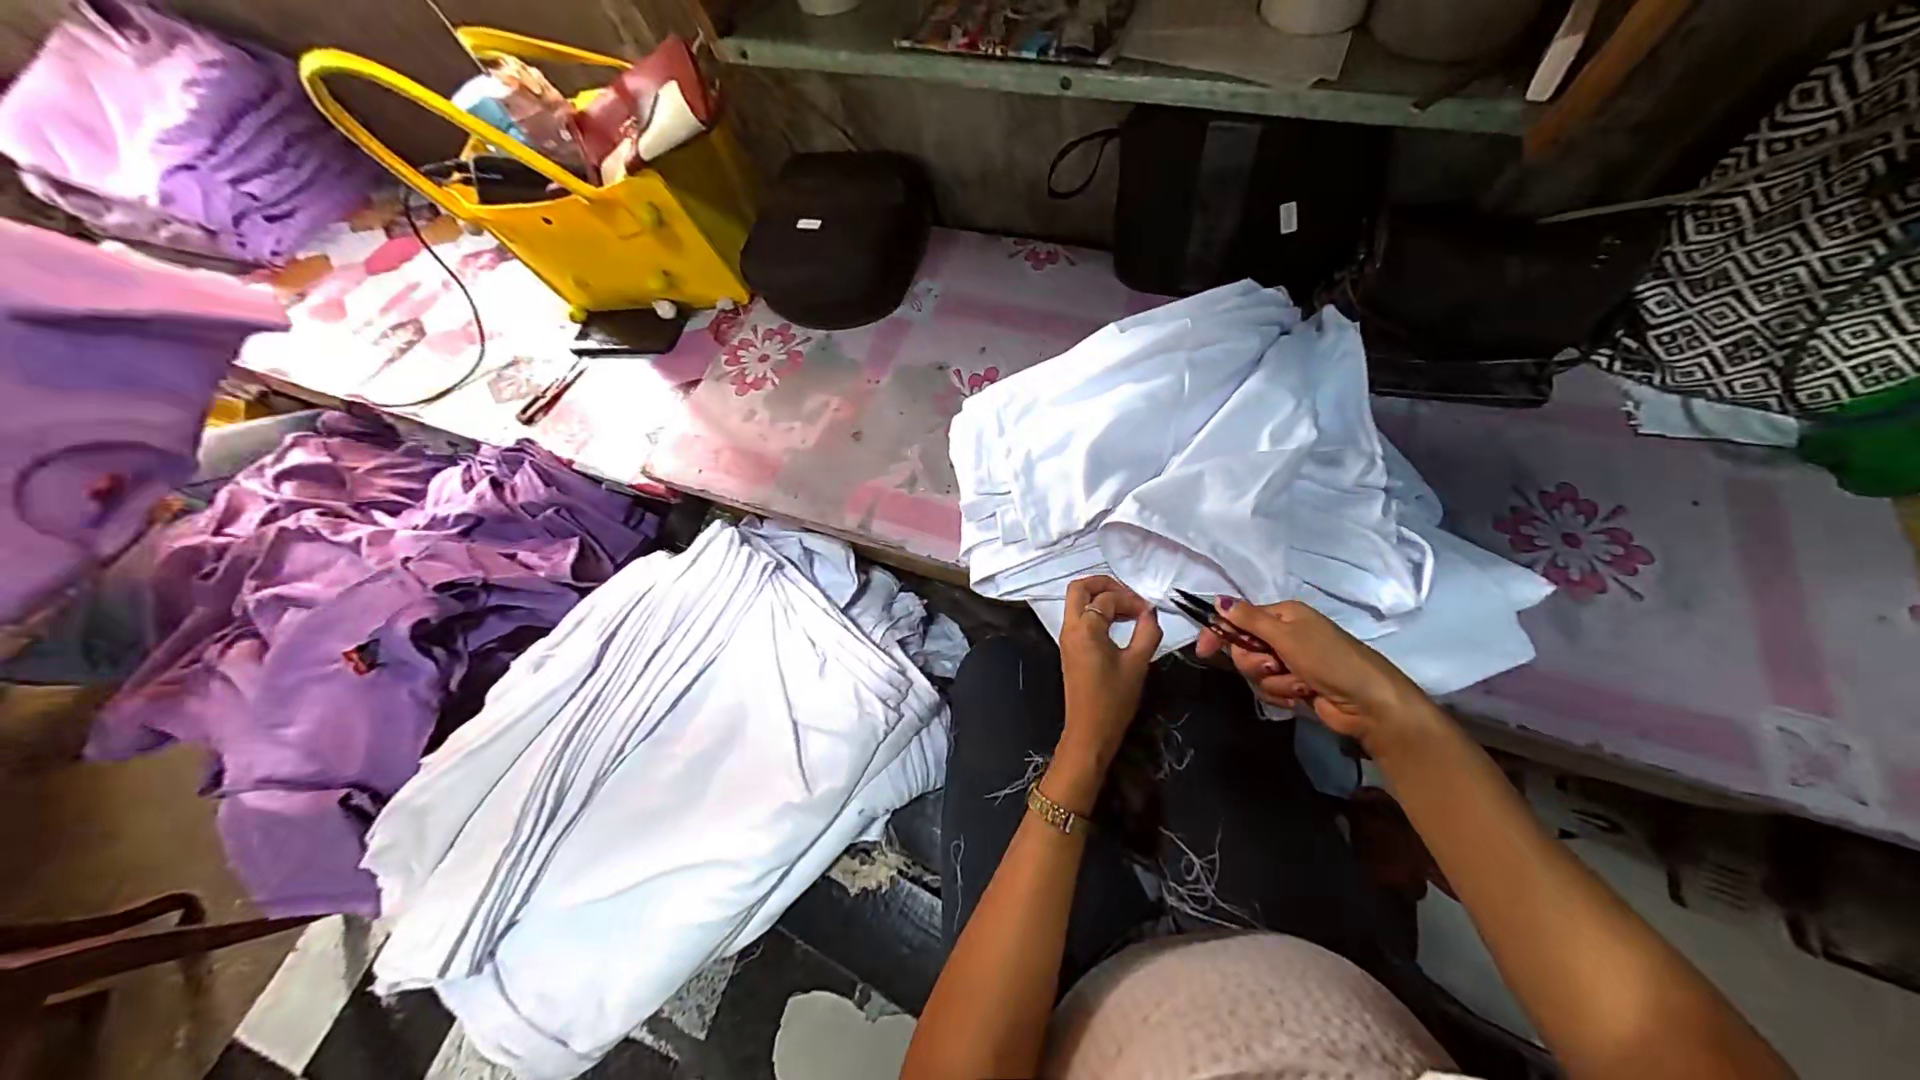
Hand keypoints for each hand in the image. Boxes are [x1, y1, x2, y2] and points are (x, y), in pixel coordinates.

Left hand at [1057, 575, 1161, 773]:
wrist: (1090, 730)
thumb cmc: (1114, 699)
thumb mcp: (1138, 663)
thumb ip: (1147, 632)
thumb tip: (1150, 613)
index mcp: (1085, 628)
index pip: (1107, 598)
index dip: (1131, 600)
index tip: (1150, 612)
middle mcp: (1070, 627)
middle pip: (1079, 588)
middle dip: (1105, 583)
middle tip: (1130, 595)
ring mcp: (1066, 637)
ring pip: (1077, 601)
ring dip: (1101, 597)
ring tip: (1129, 610)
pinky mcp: (1069, 647)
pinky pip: (1079, 617)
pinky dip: (1096, 611)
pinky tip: (1118, 623)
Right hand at [1194, 598, 1433, 751]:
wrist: (1369, 703)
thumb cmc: (1330, 660)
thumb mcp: (1287, 635)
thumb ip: (1249, 619)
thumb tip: (1218, 600)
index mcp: (1284, 615)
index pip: (1237, 618)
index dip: (1218, 632)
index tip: (1203, 650)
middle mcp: (1284, 636)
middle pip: (1242, 649)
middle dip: (1256, 662)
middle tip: (1277, 665)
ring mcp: (1289, 663)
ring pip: (1255, 673)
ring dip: (1274, 681)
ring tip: (1300, 684)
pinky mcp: (1294, 687)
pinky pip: (1269, 690)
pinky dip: (1283, 695)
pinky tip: (1303, 696)